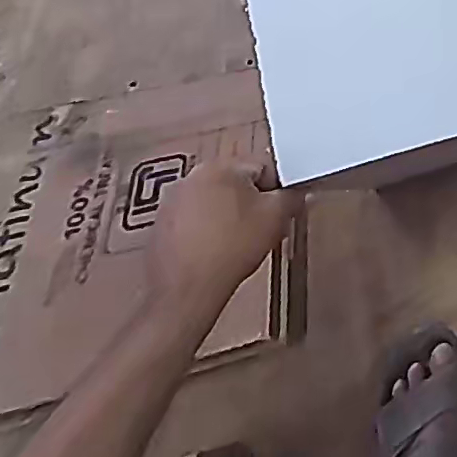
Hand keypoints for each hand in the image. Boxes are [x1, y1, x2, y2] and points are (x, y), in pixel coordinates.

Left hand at [151, 160, 302, 299]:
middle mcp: (193, 175)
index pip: (264, 167)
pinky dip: (207, 230)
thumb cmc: (234, 246)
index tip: (282, 213)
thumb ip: (292, 196)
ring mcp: (172, 200)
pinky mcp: (160, 224)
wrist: (186, 290)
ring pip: (215, 201)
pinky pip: (195, 220)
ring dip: (230, 216)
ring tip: (239, 243)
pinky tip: (215, 252)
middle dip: (254, 202)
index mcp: (222, 166)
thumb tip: (296, 191)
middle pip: (237, 182)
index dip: (280, 190)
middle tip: (264, 229)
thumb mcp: (276, 218)